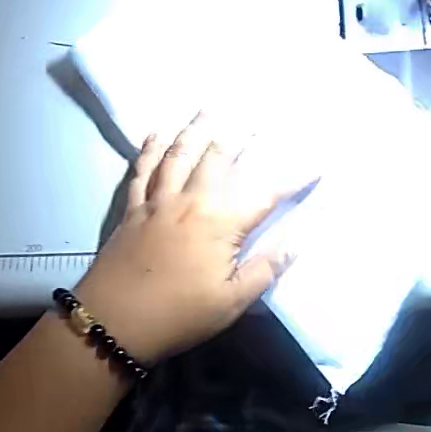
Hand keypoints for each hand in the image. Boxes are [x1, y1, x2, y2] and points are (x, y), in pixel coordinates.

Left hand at [72, 116, 297, 364]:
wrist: (113, 322)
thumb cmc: (180, 315)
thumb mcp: (232, 301)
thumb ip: (265, 270)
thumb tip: (295, 245)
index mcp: (220, 224)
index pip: (266, 194)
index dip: (294, 178)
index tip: (317, 164)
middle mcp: (190, 202)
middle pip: (218, 159)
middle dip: (241, 137)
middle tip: (256, 118)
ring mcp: (158, 202)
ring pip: (179, 155)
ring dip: (196, 129)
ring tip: (209, 109)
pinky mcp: (132, 210)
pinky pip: (143, 170)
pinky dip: (151, 149)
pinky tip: (157, 133)